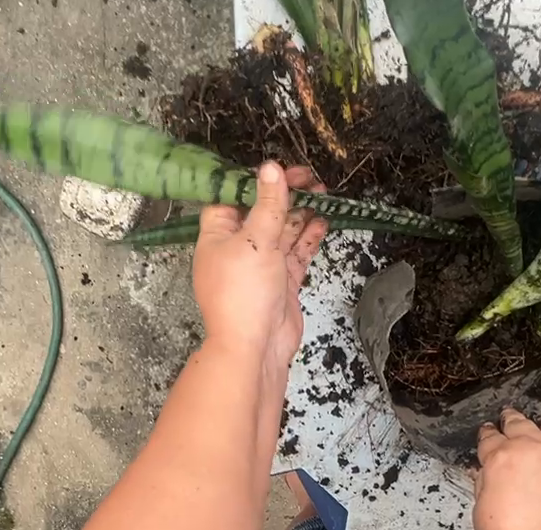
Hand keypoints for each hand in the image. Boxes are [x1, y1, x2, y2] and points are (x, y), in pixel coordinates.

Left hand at [192, 161, 328, 371]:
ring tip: (322, 196)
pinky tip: (321, 223)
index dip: (257, 182)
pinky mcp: (281, 283)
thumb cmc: (243, 296)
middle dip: (286, 196)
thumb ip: (268, 205)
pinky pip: (296, 255)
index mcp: (218, 236)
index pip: (235, 198)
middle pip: (262, 213)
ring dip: (301, 214)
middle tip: (310, 180)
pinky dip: (308, 239)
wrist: (255, 347)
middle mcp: (238, 250)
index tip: (281, 171)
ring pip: (283, 233)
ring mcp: (261, 268)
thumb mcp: (255, 240)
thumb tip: (271, 170)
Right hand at [474, 409, 540, 529]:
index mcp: (498, 459)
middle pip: (515, 422)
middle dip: (508, 423)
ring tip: (536, 432)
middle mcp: (529, 447)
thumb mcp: (481, 514)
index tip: (486, 438)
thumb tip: (484, 473)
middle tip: (506, 425)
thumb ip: (482, 485)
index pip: (488, 438)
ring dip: (538, 425)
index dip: (485, 438)